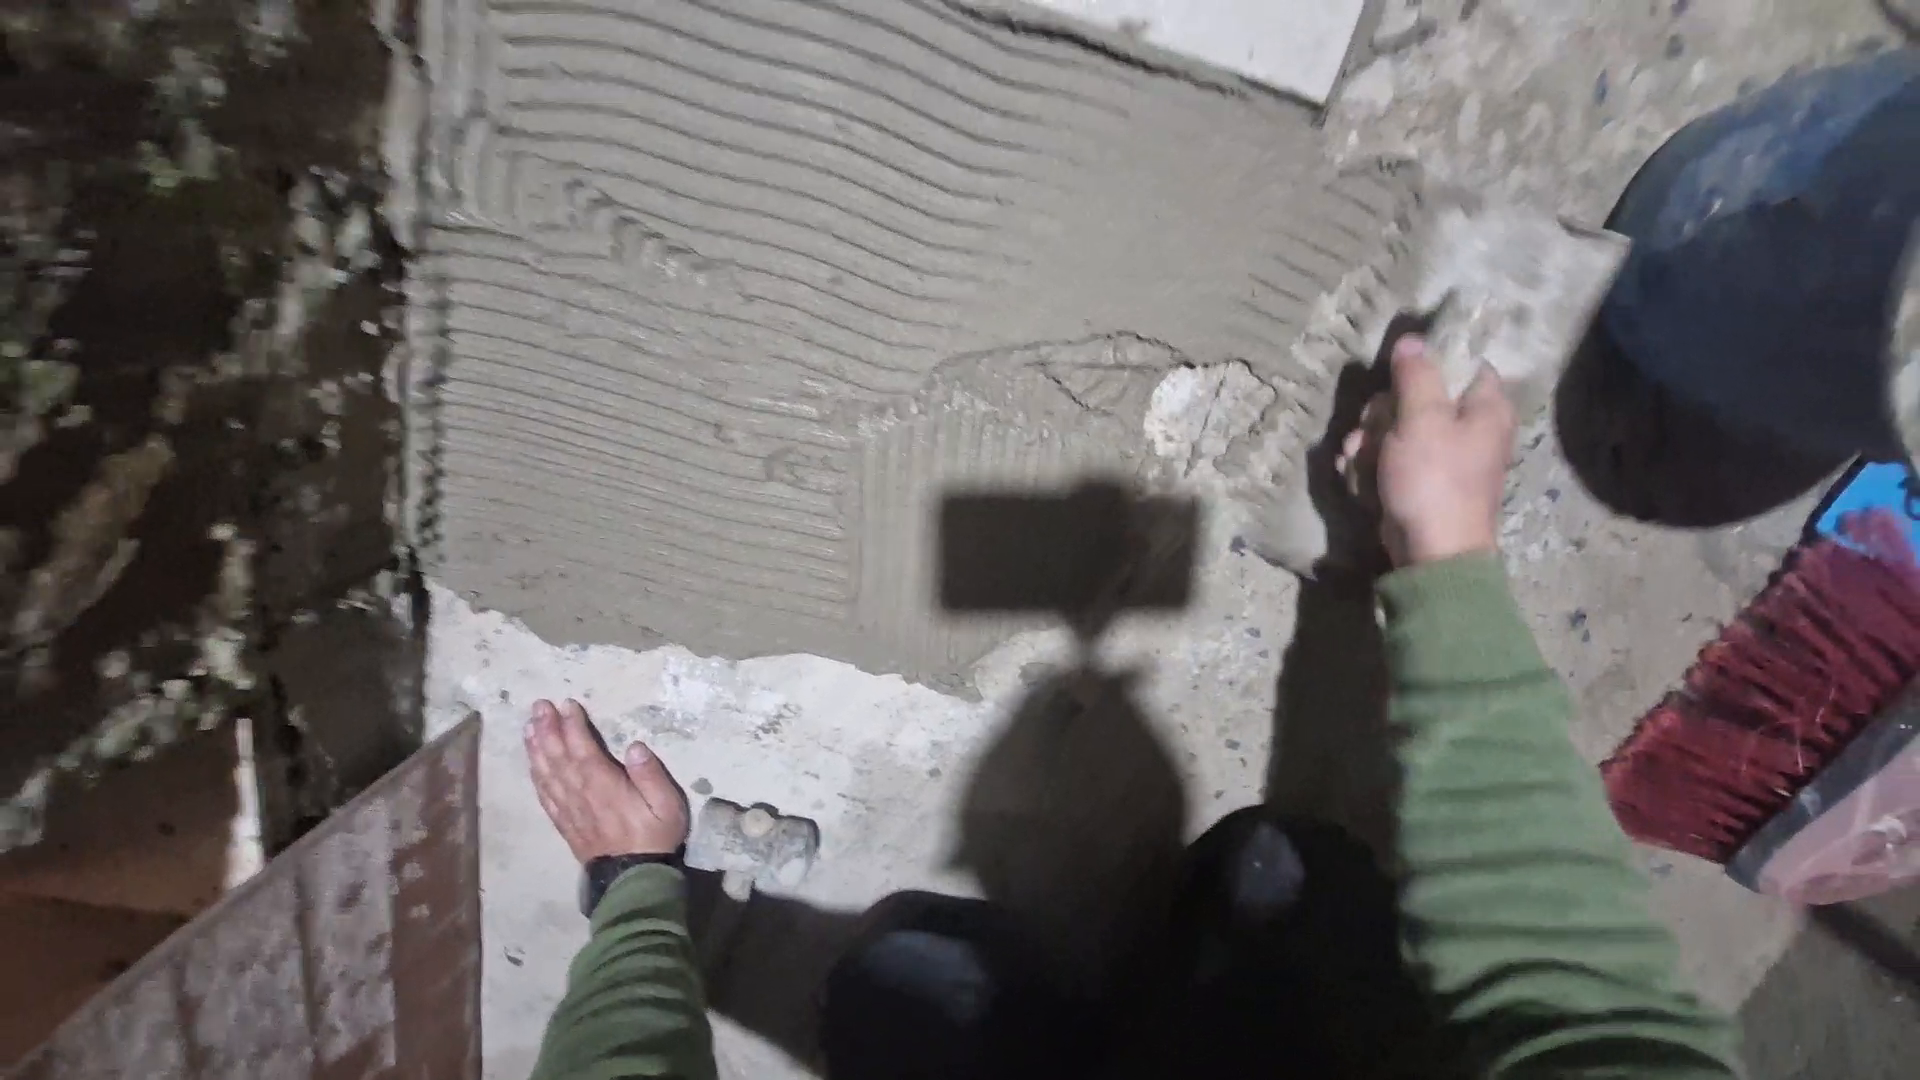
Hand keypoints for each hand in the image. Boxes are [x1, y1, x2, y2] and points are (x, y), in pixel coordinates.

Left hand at [525, 698, 689, 860]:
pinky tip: (533, 764)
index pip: (583, 751)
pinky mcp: (565, 824)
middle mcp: (580, 796)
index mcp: (604, 788)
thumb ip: (651, 775)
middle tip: (538, 706)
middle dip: (548, 730)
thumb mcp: (666, 804)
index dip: (573, 727)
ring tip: (529, 726)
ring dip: (536, 749)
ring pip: (547, 775)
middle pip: (559, 759)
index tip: (567, 704)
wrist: (635, 879)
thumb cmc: (655, 836)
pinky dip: (536, 776)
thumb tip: (635, 746)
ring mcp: (569, 811)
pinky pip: (545, 795)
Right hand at [1347, 336, 1515, 565]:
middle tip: (1372, 430)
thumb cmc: (1433, 479)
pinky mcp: (1420, 479)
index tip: (1395, 382)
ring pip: (1394, 428)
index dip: (1423, 367)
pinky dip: (1371, 464)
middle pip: (1415, 396)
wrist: (1432, 550)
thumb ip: (1416, 376)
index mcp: (1486, 406)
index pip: (1460, 363)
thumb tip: (1411, 338)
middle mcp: (1470, 427)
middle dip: (1382, 414)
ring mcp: (1443, 456)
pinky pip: (1389, 457)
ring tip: (1359, 459)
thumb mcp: (1421, 420)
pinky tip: (1358, 475)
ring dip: (1368, 441)